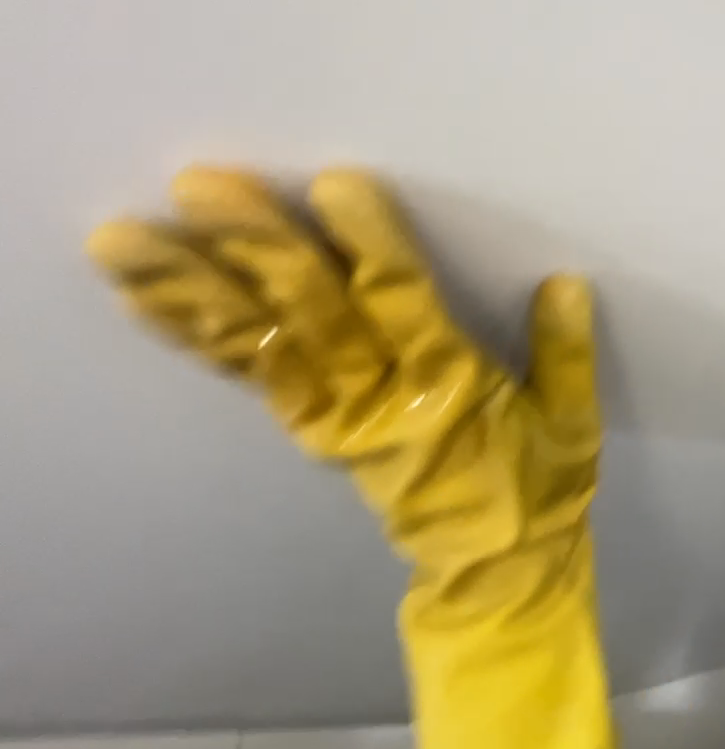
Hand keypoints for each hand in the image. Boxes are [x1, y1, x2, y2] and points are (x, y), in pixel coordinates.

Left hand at [88, 166, 618, 748]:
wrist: (497, 561)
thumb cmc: (541, 487)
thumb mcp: (575, 424)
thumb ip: (566, 355)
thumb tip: (563, 285)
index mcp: (453, 391)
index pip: (408, 308)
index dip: (374, 248)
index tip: (337, 188)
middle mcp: (383, 399)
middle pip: (317, 316)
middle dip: (262, 251)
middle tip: (206, 186)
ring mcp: (339, 416)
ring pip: (265, 345)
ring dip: (196, 290)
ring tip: (125, 236)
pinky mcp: (317, 429)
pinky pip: (254, 376)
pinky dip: (199, 336)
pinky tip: (150, 296)